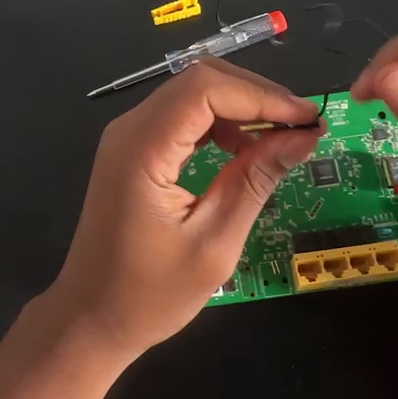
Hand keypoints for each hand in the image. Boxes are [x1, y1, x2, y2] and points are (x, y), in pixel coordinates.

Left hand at [42, 61, 323, 361]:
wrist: (90, 318)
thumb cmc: (150, 294)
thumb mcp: (215, 243)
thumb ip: (256, 180)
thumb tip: (304, 136)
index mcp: (142, 149)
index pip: (205, 89)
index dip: (261, 95)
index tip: (307, 118)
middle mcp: (130, 128)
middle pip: (199, 80)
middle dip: (255, 94)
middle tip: (302, 124)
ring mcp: (128, 135)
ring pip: (192, 93)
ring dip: (240, 106)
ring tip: (281, 137)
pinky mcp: (133, 147)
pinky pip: (181, 115)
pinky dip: (218, 122)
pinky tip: (245, 149)